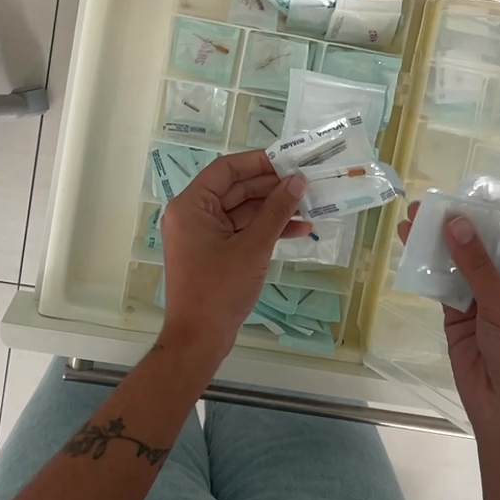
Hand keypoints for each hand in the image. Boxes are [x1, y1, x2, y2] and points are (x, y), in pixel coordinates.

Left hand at [158, 150, 309, 365]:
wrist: (199, 339)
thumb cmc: (219, 289)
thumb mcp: (252, 247)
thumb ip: (276, 211)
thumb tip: (297, 181)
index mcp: (190, 205)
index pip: (225, 170)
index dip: (257, 162)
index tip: (289, 160)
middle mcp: (192, 215)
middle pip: (235, 189)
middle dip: (271, 188)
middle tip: (305, 184)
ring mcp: (202, 235)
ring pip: (242, 211)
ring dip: (273, 210)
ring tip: (309, 207)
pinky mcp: (213, 252)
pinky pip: (241, 231)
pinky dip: (266, 230)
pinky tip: (298, 230)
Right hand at [398, 204, 499, 432]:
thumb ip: (476, 265)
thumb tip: (455, 223)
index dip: (497, 216)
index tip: (468, 197)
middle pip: (488, 246)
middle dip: (461, 226)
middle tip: (432, 205)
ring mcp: (488, 300)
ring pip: (462, 263)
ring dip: (439, 244)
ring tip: (412, 220)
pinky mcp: (461, 315)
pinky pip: (445, 285)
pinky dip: (429, 269)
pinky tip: (410, 249)